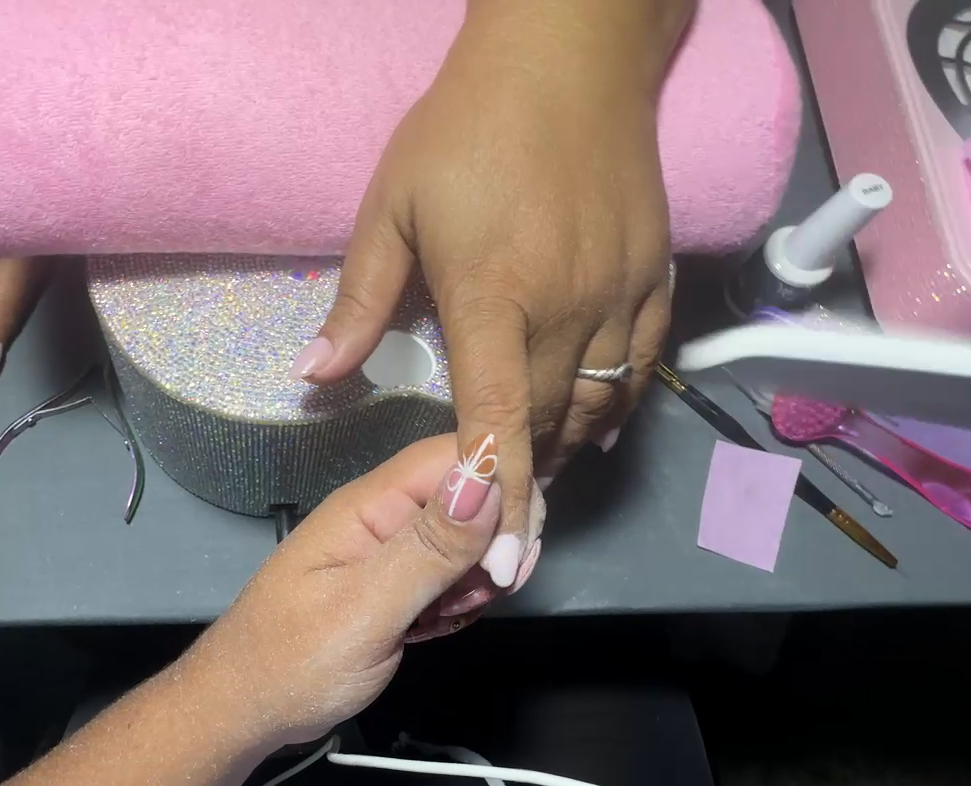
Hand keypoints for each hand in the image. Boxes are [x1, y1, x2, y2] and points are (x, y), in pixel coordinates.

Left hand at [176, 436, 503, 750]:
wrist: (248, 711)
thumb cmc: (292, 663)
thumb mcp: (364, 610)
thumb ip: (428, 548)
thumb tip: (487, 478)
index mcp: (369, 505)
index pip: (456, 456)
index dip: (501, 489)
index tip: (514, 551)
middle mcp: (383, 516)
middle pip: (473, 497)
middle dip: (494, 545)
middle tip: (473, 597)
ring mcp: (390, 552)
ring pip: (469, 542)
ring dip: (475, 580)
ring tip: (440, 619)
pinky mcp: (397, 585)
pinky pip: (451, 577)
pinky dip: (457, 602)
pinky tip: (432, 629)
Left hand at [295, 0, 691, 588]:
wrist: (568, 48)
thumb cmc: (462, 132)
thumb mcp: (390, 211)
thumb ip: (358, 305)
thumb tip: (313, 377)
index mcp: (493, 299)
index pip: (494, 419)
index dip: (492, 490)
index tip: (493, 550)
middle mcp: (565, 308)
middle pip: (544, 423)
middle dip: (519, 474)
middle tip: (495, 513)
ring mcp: (620, 292)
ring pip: (595, 403)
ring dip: (561, 446)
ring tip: (534, 476)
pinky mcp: (656, 274)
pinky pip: (642, 365)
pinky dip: (617, 407)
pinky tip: (594, 428)